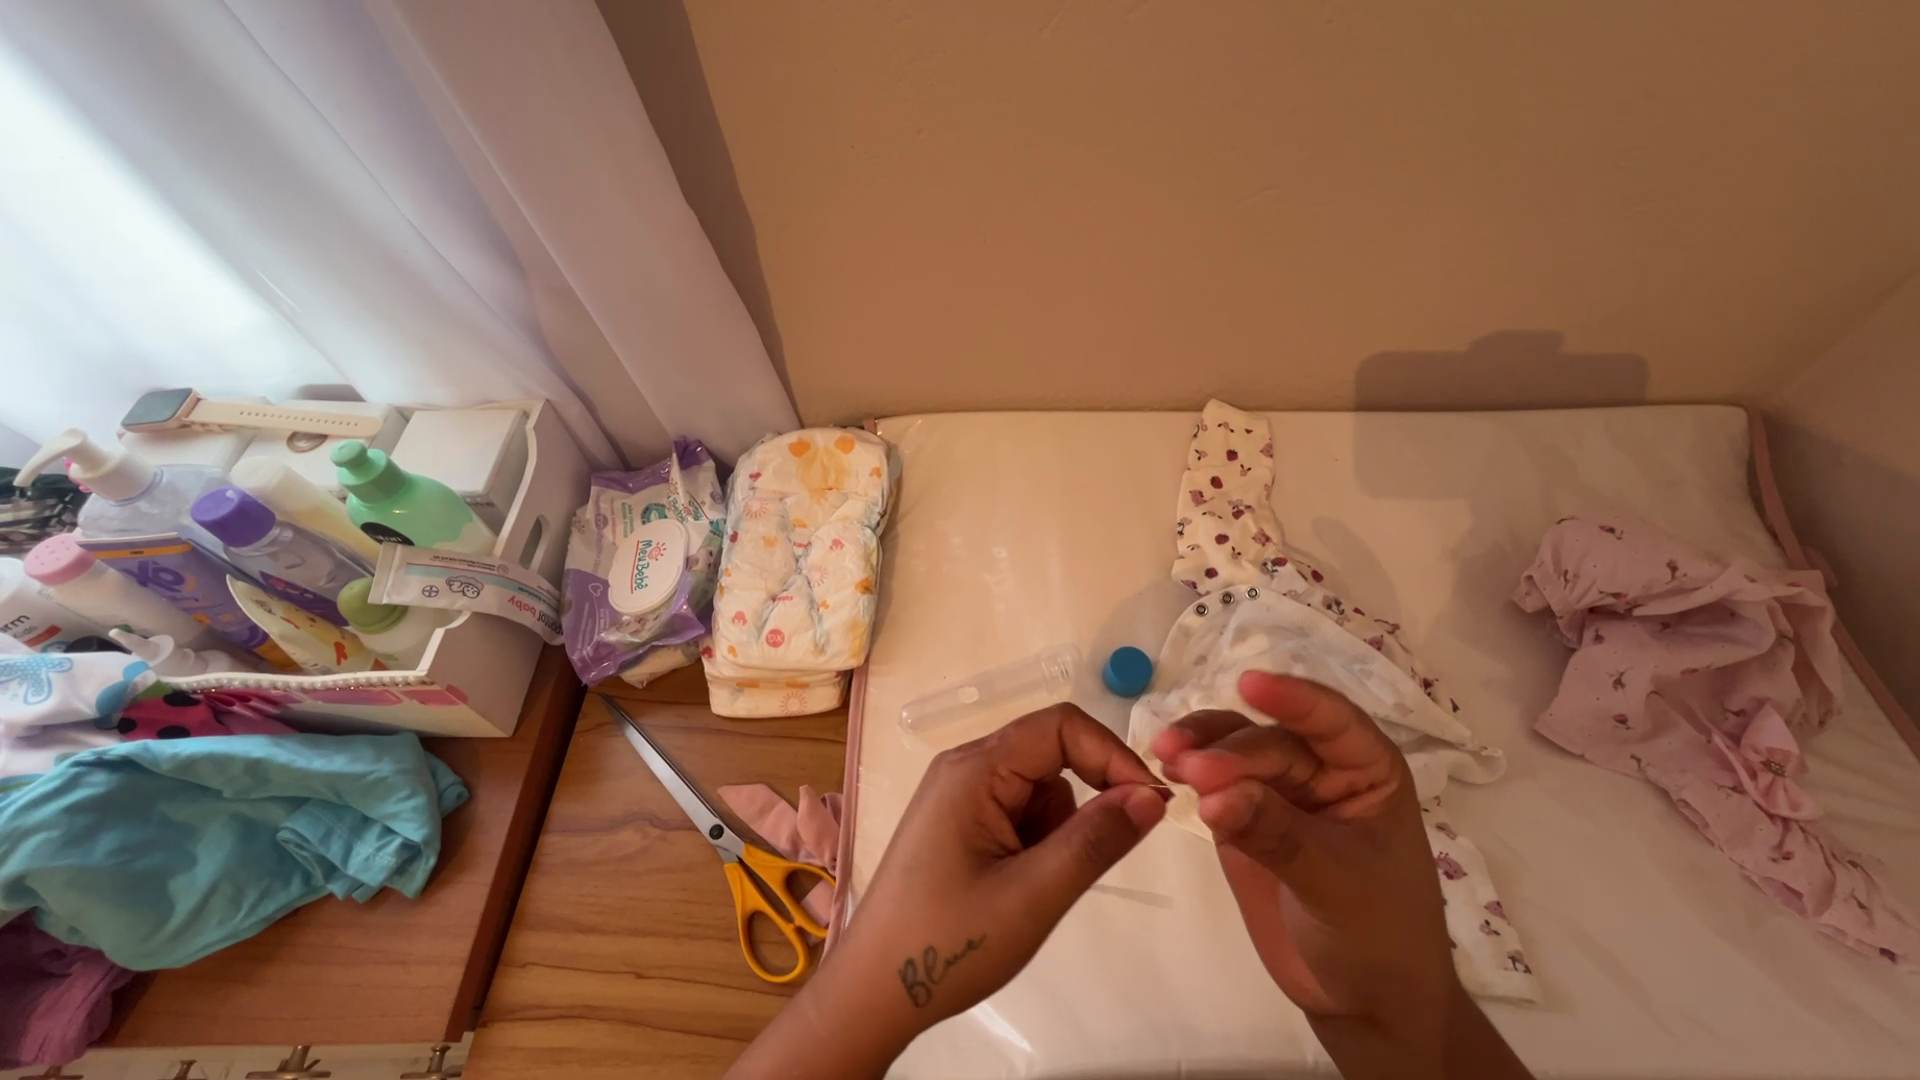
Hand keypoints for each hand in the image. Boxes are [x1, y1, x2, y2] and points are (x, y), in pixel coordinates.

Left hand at [729, 703, 1167, 1079]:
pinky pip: (1018, 811)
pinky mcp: (958, 821)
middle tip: (1093, 857)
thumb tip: (1152, 795)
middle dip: (1084, 800)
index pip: (1060, 726)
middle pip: (1049, 754)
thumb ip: (1096, 840)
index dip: (1111, 754)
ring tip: (1034, 885)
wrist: (875, 990)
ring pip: (1039, 787)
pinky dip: (1036, 841)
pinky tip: (1016, 885)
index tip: (1149, 804)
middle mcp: (965, 767)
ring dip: (1057, 828)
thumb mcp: (1035, 894)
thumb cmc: (950, 941)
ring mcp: (959, 794)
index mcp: (976, 768)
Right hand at [1153, 673, 1460, 1047]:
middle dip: (1229, 750)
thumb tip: (1214, 796)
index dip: (1294, 698)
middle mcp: (1320, 770)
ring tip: (1165, 756)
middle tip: (1188, 769)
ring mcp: (1277, 792)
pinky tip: (1164, 772)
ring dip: (1199, 749)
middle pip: (1267, 739)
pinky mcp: (1241, 817)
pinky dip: (1188, 775)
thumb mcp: (1336, 883)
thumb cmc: (1377, 935)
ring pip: (1233, 751)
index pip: (1331, 720)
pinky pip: (1212, 783)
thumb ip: (1277, 835)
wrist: (1359, 999)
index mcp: (1365, 771)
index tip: (1249, 683)